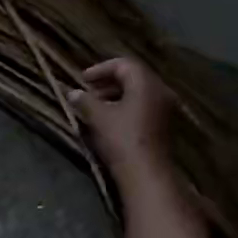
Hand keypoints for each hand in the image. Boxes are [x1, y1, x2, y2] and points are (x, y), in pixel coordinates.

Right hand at [69, 57, 174, 179]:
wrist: (145, 173)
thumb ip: (85, 101)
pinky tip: (111, 119)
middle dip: (108, 82)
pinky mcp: (163, 124)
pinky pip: (144, 106)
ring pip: (139, 93)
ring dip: (116, 95)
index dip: (101, 69)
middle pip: (134, 77)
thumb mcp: (98, 118)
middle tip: (88, 91)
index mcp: (146, 83)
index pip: (124, 64)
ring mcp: (165, 108)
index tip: (82, 79)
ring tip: (96, 107)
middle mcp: (160, 90)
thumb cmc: (121, 139)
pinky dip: (127, 106)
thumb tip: (72, 92)